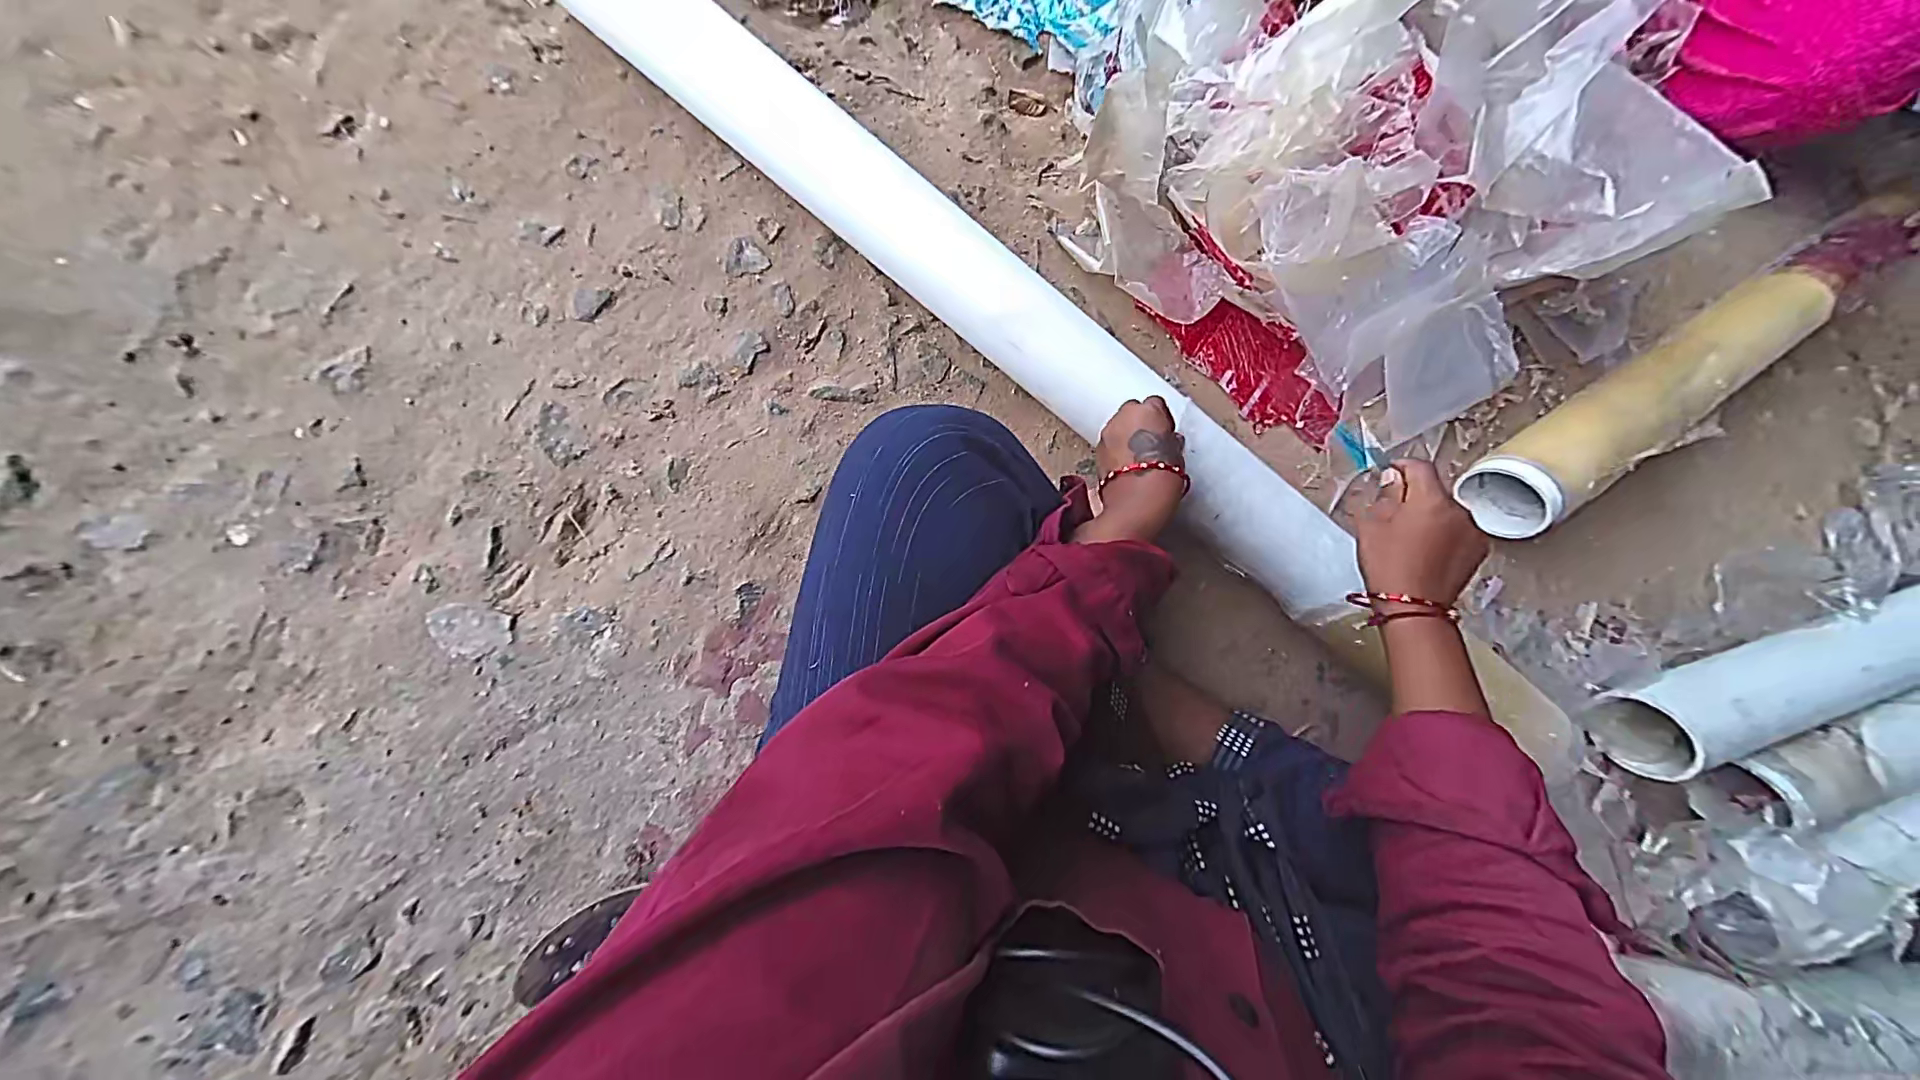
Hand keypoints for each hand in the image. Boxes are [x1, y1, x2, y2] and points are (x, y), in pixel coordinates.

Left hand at [1075, 397, 1186, 544]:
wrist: (1135, 501)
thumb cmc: (1160, 477)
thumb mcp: (1177, 454)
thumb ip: (1169, 440)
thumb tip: (1167, 441)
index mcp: (1149, 410)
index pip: (1155, 404)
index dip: (1161, 418)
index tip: (1165, 431)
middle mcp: (1124, 416)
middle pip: (1132, 411)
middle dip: (1140, 424)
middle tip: (1151, 443)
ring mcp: (1107, 432)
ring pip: (1118, 426)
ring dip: (1126, 436)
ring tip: (1137, 457)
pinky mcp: (1096, 449)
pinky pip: (1109, 443)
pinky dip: (1115, 450)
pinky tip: (1125, 466)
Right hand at [1355, 459, 1487, 605]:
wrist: (1414, 607)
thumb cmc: (1388, 565)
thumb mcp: (1371, 526)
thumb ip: (1385, 496)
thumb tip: (1393, 478)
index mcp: (1430, 499)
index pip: (1420, 467)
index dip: (1401, 466)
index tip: (1389, 473)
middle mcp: (1459, 510)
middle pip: (1435, 490)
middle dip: (1415, 495)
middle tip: (1391, 512)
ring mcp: (1473, 530)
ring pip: (1447, 511)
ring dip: (1430, 515)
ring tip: (1408, 535)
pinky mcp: (1478, 549)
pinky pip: (1458, 530)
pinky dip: (1443, 533)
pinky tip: (1425, 549)